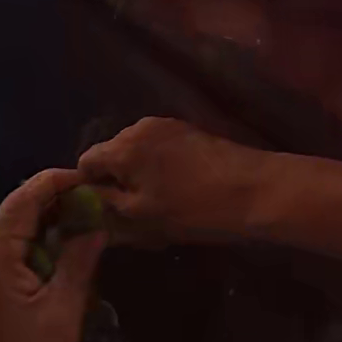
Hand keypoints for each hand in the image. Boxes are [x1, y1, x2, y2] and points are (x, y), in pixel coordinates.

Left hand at [0, 169, 105, 341]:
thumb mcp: (61, 312)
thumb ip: (77, 263)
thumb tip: (94, 227)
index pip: (23, 198)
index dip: (55, 181)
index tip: (88, 178)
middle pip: (15, 214)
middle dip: (53, 205)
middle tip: (95, 205)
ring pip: (11, 236)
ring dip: (45, 229)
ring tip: (85, 228)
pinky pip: (5, 257)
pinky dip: (32, 250)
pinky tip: (59, 258)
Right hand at [77, 117, 280, 242]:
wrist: (256, 191)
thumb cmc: (193, 208)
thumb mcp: (143, 216)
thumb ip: (106, 205)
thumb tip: (85, 201)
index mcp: (121, 148)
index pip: (85, 161)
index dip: (88, 185)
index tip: (103, 207)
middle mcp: (137, 128)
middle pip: (109, 153)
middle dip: (113, 177)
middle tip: (130, 206)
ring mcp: (164, 125)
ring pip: (133, 149)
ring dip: (135, 170)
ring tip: (156, 195)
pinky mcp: (185, 129)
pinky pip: (154, 145)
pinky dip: (154, 163)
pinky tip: (174, 183)